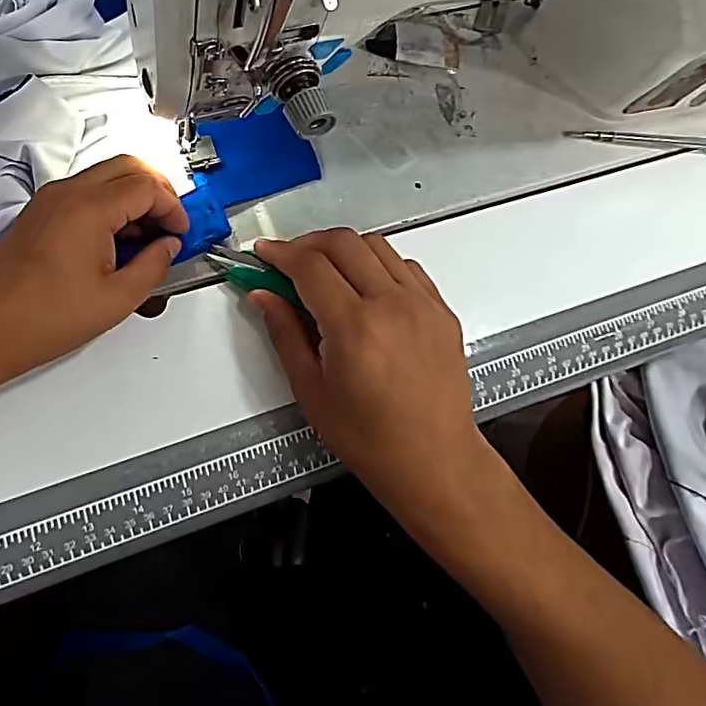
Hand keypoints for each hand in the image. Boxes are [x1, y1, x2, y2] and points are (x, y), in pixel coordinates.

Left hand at [0, 156, 188, 430]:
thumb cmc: (34, 320)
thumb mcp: (115, 300)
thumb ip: (152, 266)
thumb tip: (167, 248)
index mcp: (87, 209)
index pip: (147, 186)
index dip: (173, 207)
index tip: (180, 231)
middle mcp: (65, 193)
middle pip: (128, 166)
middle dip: (158, 191)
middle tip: (171, 223)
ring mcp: (49, 200)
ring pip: (106, 175)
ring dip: (134, 196)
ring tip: (147, 238)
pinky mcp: (39, 212)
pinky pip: (85, 191)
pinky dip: (110, 204)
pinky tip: (117, 241)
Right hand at [250, 229, 489, 524]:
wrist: (435, 463)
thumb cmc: (375, 440)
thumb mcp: (311, 390)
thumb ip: (284, 332)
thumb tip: (264, 296)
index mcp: (355, 328)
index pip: (309, 265)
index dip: (280, 254)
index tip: (266, 255)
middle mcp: (393, 307)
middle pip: (342, 242)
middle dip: (307, 242)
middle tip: (288, 260)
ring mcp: (422, 304)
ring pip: (375, 244)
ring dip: (342, 247)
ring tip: (324, 269)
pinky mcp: (440, 310)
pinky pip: (405, 264)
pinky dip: (377, 262)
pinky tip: (364, 283)